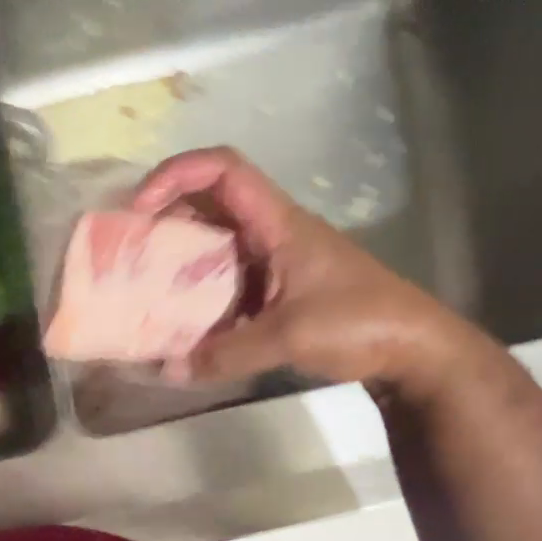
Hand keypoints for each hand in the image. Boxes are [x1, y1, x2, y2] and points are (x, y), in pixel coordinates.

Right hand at [135, 148, 498, 392]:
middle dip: (165, 220)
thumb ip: (226, 354)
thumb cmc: (361, 323)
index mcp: (279, 223)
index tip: (140, 208)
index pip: (225, 170)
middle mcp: (272, 234)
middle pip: (209, 206)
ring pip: (214, 248)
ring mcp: (273, 265)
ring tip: (141, 288)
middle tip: (127, 251)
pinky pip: (225, 285)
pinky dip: (197, 298)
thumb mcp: (290, 336)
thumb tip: (169, 370)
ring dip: (177, 262)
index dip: (177, 174)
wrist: (413, 349)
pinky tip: (177, 325)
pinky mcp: (275, 294)